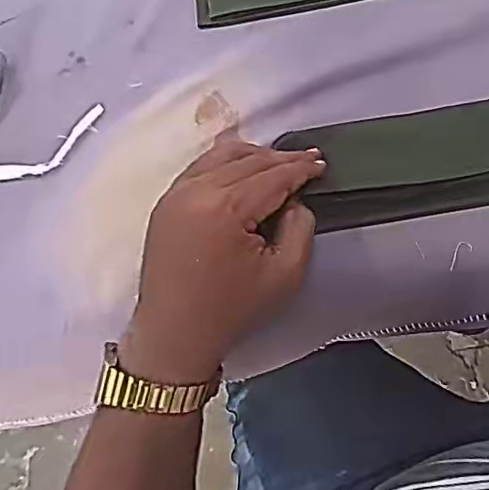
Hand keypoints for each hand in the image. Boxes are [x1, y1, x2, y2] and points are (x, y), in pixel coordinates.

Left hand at [126, 135, 324, 383]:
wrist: (174, 334)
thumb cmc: (233, 308)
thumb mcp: (286, 274)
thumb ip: (300, 227)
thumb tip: (295, 200)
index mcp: (225, 208)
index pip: (273, 176)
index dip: (302, 168)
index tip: (322, 165)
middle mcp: (196, 191)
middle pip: (249, 161)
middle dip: (283, 158)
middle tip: (311, 159)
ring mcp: (176, 194)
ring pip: (222, 156)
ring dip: (256, 155)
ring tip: (282, 162)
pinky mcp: (166, 202)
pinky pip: (201, 166)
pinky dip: (227, 160)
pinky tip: (245, 165)